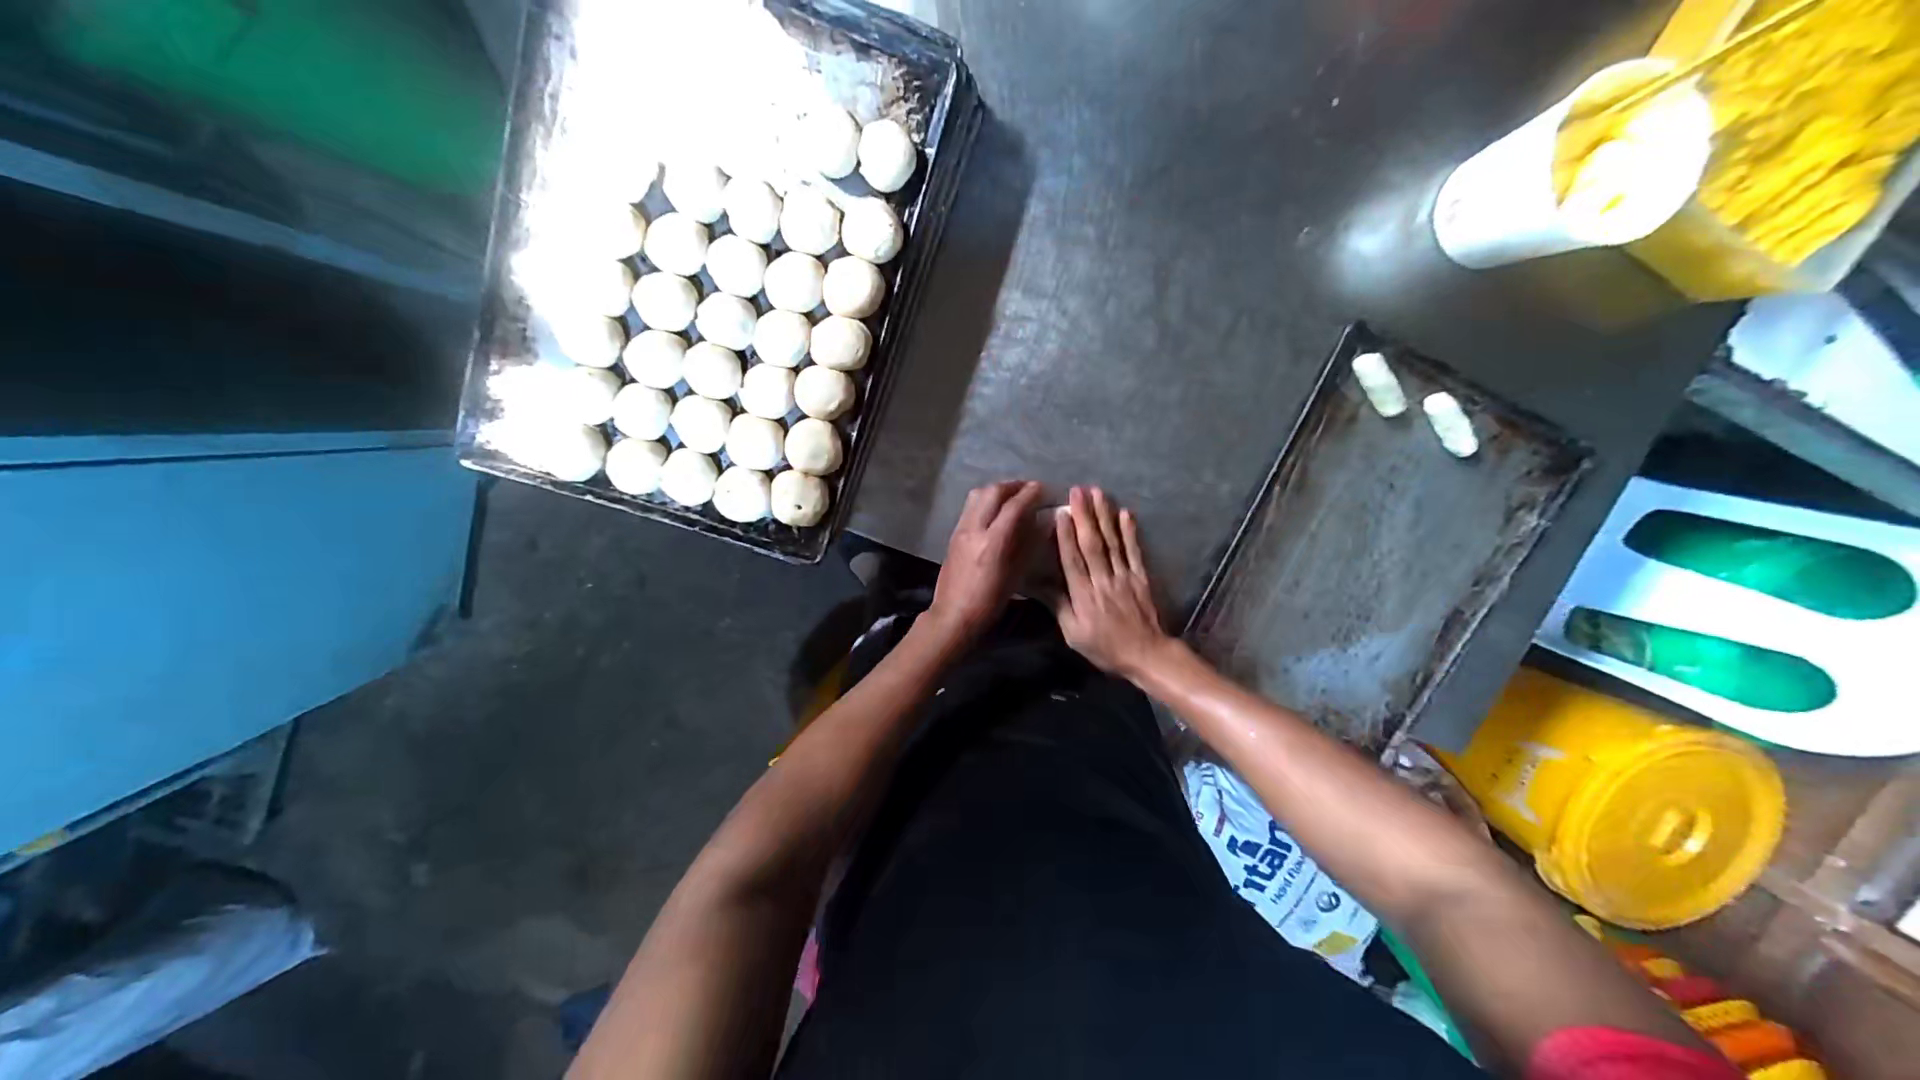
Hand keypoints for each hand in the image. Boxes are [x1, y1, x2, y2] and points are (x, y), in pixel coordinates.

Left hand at [925, 481, 1044, 641]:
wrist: (954, 615)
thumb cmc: (990, 602)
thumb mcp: (1016, 575)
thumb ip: (1028, 545)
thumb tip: (1042, 522)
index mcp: (993, 542)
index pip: (1014, 506)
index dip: (1032, 493)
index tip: (1045, 490)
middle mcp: (975, 529)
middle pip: (993, 492)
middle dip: (1014, 486)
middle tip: (1030, 490)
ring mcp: (961, 529)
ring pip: (978, 494)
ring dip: (998, 490)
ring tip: (1014, 497)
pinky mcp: (953, 533)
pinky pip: (971, 506)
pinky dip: (987, 500)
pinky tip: (997, 511)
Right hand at [1052, 486, 1172, 679]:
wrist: (1146, 655)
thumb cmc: (1104, 648)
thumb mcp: (1073, 633)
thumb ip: (1057, 604)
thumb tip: (1035, 583)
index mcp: (1084, 596)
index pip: (1072, 561)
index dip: (1066, 536)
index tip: (1060, 513)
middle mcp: (1104, 581)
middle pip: (1092, 545)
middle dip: (1085, 516)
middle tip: (1078, 491)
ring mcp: (1125, 577)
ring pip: (1112, 542)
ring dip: (1104, 516)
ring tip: (1097, 493)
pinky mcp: (1141, 577)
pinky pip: (1134, 551)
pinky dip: (1130, 532)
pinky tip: (1124, 513)